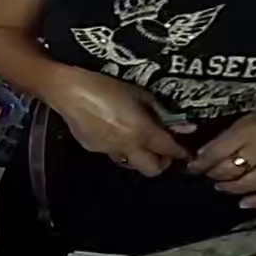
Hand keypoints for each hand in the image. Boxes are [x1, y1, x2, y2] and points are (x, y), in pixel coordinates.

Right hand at [44, 67, 191, 176]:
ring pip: (130, 163)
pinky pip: (112, 153)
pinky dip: (118, 146)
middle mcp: (126, 146)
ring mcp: (107, 150)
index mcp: (141, 131)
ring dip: (138, 156)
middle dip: (161, 163)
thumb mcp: (140, 95)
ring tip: (137, 140)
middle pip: (152, 169)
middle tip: (163, 151)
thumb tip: (183, 127)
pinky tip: (112, 131)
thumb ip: (161, 113)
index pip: (169, 150)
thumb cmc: (106, 86)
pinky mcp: (91, 148)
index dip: (182, 152)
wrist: (68, 92)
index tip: (188, 152)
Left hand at [186, 89, 255, 209]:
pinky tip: (244, 203)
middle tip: (210, 176)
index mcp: (251, 130)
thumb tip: (205, 155)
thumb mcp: (254, 117)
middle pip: (231, 170)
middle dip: (214, 175)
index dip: (200, 163)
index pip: (216, 152)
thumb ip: (231, 136)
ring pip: (250, 183)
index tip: (192, 168)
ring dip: (231, 188)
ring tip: (223, 187)